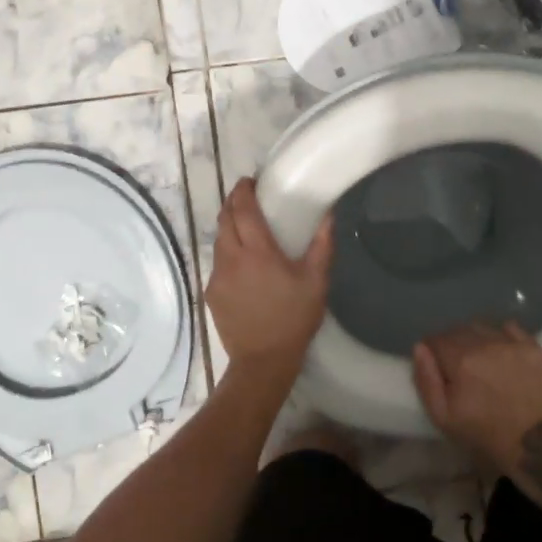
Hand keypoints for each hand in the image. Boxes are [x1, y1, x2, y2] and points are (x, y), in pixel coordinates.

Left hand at [207, 178, 333, 377]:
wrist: (262, 361)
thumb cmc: (294, 319)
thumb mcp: (316, 282)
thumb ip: (322, 246)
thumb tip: (329, 216)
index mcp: (258, 252)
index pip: (243, 210)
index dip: (243, 191)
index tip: (249, 181)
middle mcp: (232, 258)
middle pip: (224, 220)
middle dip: (232, 203)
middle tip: (246, 196)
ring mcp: (217, 276)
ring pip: (218, 240)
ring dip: (228, 227)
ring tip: (243, 225)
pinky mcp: (211, 292)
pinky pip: (217, 262)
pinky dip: (227, 252)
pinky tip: (241, 261)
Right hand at [412, 323, 541, 473]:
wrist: (531, 443)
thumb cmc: (482, 432)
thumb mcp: (442, 417)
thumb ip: (426, 380)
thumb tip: (419, 347)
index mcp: (460, 361)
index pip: (435, 340)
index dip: (432, 353)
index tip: (438, 368)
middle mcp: (485, 344)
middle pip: (457, 331)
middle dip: (452, 345)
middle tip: (458, 367)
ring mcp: (511, 343)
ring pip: (481, 327)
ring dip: (474, 338)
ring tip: (479, 359)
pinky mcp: (532, 346)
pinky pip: (510, 327)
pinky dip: (500, 335)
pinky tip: (500, 352)